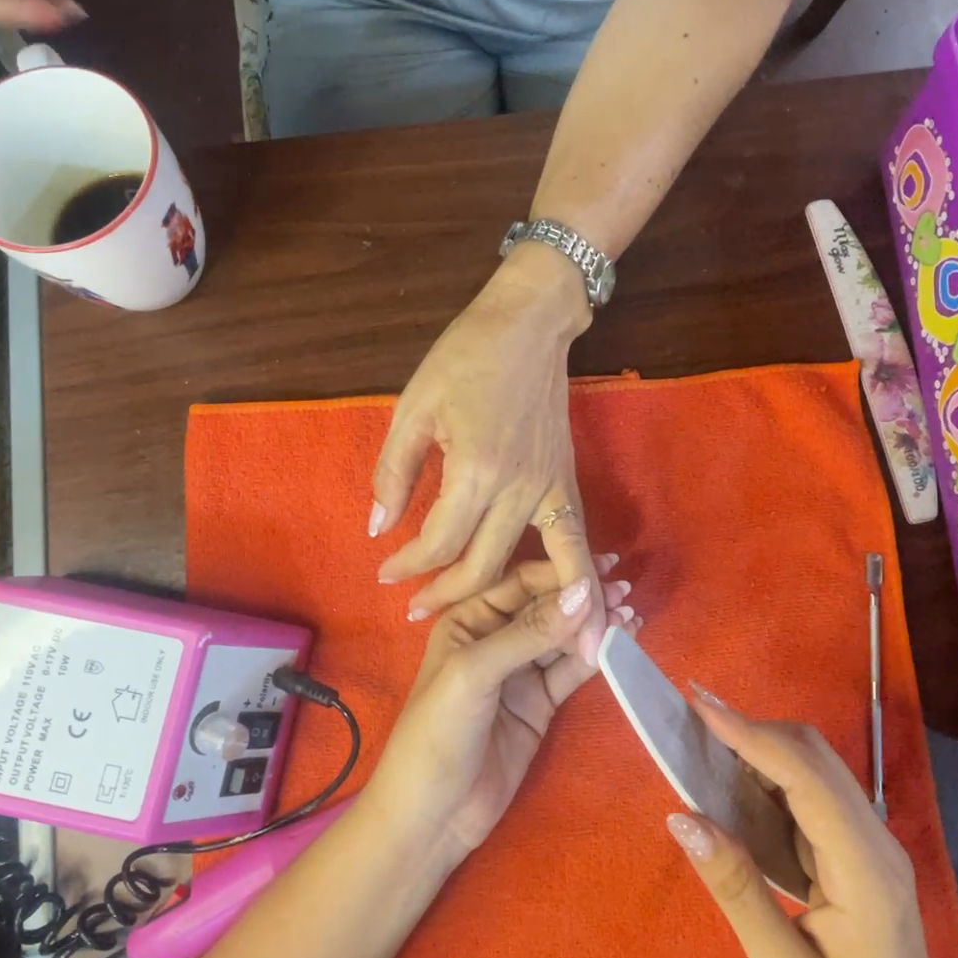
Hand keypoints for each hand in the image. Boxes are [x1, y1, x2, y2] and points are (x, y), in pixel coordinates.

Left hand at [361, 559, 637, 865]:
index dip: (559, 575)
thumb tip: (584, 591)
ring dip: (594, 625)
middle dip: (582, 598)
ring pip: (563, 637)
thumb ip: (530, 633)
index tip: (602, 568)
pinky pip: (571, 671)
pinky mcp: (539, 704)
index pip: (520, 583)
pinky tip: (622, 641)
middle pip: (545, 606)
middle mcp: (494, 637)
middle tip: (625, 589)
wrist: (431, 818)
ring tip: (631, 613)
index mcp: (467, 618)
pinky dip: (596, 657)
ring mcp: (518, 672)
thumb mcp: (475, 674)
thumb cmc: (437, 734)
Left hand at [373, 250, 599, 649]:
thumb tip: (379, 528)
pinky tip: (578, 615)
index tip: (386, 572)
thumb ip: (395, 473)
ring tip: (486, 631)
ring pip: (528, 567)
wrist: (529, 326)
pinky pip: (573, 544)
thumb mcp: (414, 408)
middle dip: (443, 594)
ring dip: (504, 603)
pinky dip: (575, 583)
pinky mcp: (568, 484)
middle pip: (481, 566)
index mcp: (475, 470)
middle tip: (414, 607)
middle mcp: (517, 491)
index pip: (438, 541)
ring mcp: (550, 490)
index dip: (407, 564)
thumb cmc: (464, 359)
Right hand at [667, 691, 929, 957]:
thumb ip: (737, 892)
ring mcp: (870, 850)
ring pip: (811, 772)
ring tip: (699, 748)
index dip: (751, 733)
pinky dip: (764, 786)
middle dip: (751, 731)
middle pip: (815, 759)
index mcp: (868, 871)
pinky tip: (729, 792)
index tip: (697, 702)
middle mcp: (877, 844)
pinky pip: (807, 802)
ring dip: (755, 754)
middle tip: (688, 721)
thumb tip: (681, 815)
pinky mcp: (855, 860)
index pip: (808, 777)